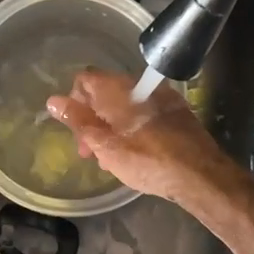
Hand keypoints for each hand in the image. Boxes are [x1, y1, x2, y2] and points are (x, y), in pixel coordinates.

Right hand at [45, 69, 228, 204]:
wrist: (199, 174)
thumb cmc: (146, 159)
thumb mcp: (104, 145)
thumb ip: (78, 121)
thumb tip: (54, 100)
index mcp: (118, 88)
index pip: (85, 79)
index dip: (74, 102)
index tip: (76, 130)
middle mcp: (139, 85)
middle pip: (105, 92)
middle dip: (93, 119)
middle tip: (90, 151)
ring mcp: (160, 97)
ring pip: (125, 105)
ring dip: (112, 126)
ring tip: (112, 158)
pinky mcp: (176, 112)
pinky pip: (145, 113)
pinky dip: (133, 128)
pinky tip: (136, 154)